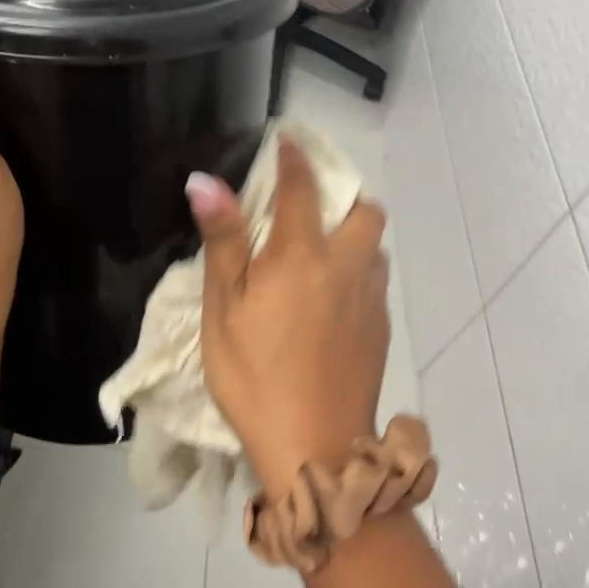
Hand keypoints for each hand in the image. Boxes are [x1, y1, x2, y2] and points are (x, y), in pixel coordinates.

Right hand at [187, 140, 390, 492]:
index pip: (302, 186)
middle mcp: (346, 266)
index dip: (294, 157)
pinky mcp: (381, 333)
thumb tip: (206, 181)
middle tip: (311, 209)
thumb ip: (224, 241)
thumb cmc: (255, 376)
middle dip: (344, 198)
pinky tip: (334, 300)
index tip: (288, 138)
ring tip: (323, 254)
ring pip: (376, 248)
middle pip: (366, 211)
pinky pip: (377, 284)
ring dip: (356, 237)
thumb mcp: (223, 309)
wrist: (315, 450)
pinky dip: (360, 274)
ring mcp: (370, 301)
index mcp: (302, 255)